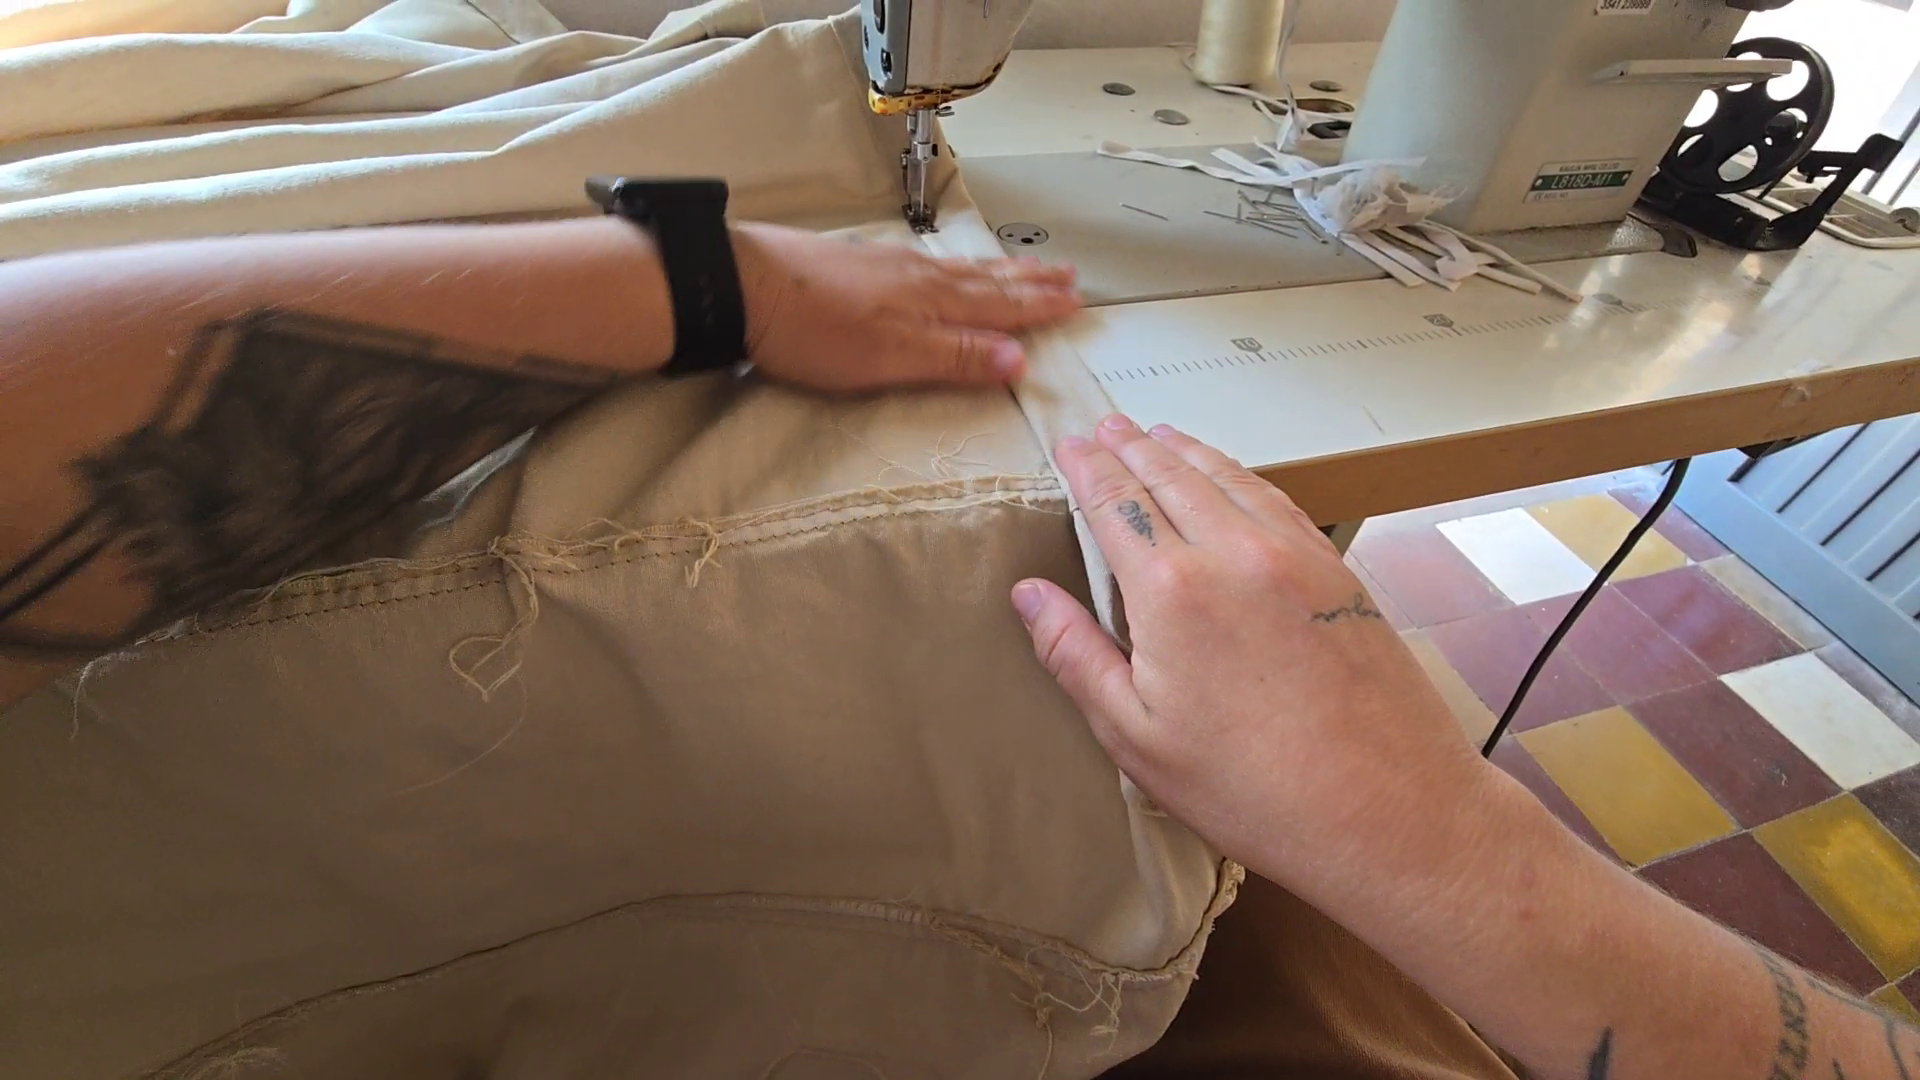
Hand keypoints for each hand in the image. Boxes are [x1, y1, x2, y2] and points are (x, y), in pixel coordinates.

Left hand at [730, 222, 1080, 392]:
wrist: (744, 286)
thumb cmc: (817, 334)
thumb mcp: (893, 358)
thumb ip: (955, 358)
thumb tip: (1019, 359)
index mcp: (933, 303)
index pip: (1000, 305)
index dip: (1038, 307)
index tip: (1075, 302)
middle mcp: (920, 277)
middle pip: (987, 280)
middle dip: (1031, 281)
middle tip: (1068, 274)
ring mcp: (890, 265)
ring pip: (960, 268)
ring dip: (1000, 270)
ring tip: (1028, 266)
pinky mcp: (862, 262)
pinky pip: (931, 263)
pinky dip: (959, 265)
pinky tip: (951, 265)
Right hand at [1009, 415, 1502, 906]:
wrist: (1391, 813)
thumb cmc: (1251, 786)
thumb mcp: (1135, 735)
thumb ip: (1074, 654)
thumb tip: (1029, 595)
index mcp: (1171, 591)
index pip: (1115, 504)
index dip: (1087, 469)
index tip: (1069, 444)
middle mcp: (1231, 553)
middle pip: (1167, 476)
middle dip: (1129, 446)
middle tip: (1105, 426)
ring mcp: (1291, 554)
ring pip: (1222, 476)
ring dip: (1181, 449)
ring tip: (1155, 431)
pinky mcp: (1333, 569)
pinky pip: (1274, 497)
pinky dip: (1237, 471)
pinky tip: (1227, 471)